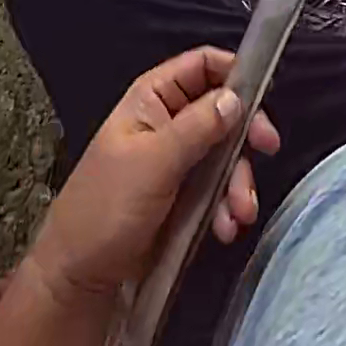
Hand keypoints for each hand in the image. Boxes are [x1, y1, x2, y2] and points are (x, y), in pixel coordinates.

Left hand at [28, 47, 280, 298]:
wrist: (78, 281)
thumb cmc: (105, 209)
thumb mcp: (153, 163)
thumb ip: (198, 127)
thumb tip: (236, 97)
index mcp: (154, 97)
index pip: (203, 64)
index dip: (234, 73)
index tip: (262, 96)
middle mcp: (170, 120)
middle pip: (224, 108)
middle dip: (245, 133)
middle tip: (268, 148)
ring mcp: (179, 157)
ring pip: (227, 150)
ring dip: (239, 180)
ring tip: (238, 213)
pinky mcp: (186, 192)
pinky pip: (220, 186)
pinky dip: (228, 204)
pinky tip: (225, 227)